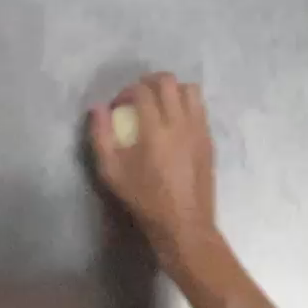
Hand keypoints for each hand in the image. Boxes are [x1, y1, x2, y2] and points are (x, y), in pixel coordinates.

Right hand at [90, 72, 219, 265]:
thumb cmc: (145, 200)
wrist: (185, 226)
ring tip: (160, 104)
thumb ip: (101, 136)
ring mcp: (199, 130)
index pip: (142, 90)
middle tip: (138, 97)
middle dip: (149, 81)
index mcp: (155, 129)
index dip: (127, 91)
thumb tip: (97, 108)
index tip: (118, 106)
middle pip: (168, 81)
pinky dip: (186, 104)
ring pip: (189, 89)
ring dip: (172, 90)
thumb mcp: (112, 173)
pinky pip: (200, 107)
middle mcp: (180, 123)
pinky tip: (175, 122)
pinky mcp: (209, 140)